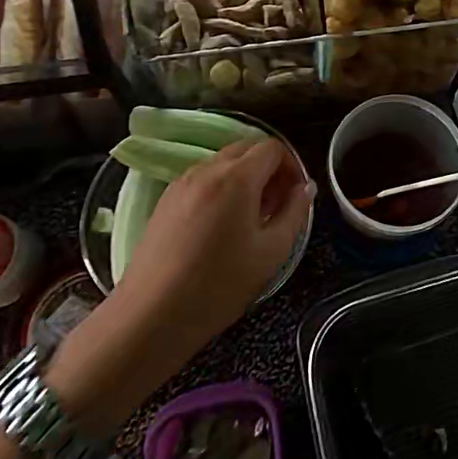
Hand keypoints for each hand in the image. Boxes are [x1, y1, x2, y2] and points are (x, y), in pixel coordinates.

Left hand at [119, 139, 312, 354]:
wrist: (154, 311)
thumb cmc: (219, 285)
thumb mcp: (271, 252)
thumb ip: (294, 213)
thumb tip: (304, 188)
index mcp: (236, 178)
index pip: (271, 147)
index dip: (292, 165)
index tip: (295, 196)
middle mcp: (206, 170)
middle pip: (245, 148)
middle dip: (268, 169)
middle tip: (277, 206)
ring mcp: (181, 182)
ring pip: (222, 163)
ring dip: (244, 178)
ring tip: (251, 219)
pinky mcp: (165, 199)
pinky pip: (201, 179)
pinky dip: (220, 188)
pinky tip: (222, 226)